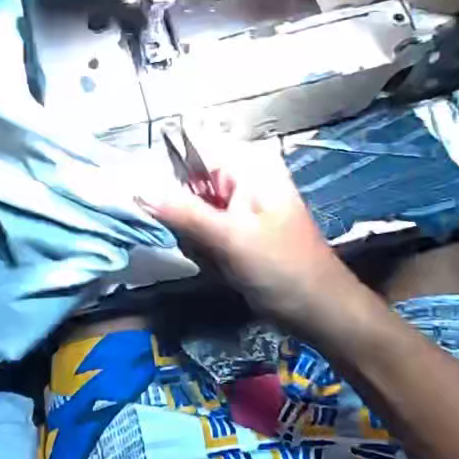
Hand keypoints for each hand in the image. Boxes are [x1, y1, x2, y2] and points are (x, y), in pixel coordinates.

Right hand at [140, 140, 368, 331]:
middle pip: (186, 184)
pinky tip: (221, 266)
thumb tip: (138, 190)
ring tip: (217, 258)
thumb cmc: (281, 268)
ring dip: (194, 239)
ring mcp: (238, 206)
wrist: (319, 310)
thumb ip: (182, 212)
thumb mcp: (229, 237)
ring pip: (189, 212)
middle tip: (203, 242)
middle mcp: (241, 179)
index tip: (158, 203)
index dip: (169, 174)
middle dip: (184, 217)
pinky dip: (204, 250)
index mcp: (248, 166)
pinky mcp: (235, 231)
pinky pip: (201, 232)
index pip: (191, 149)